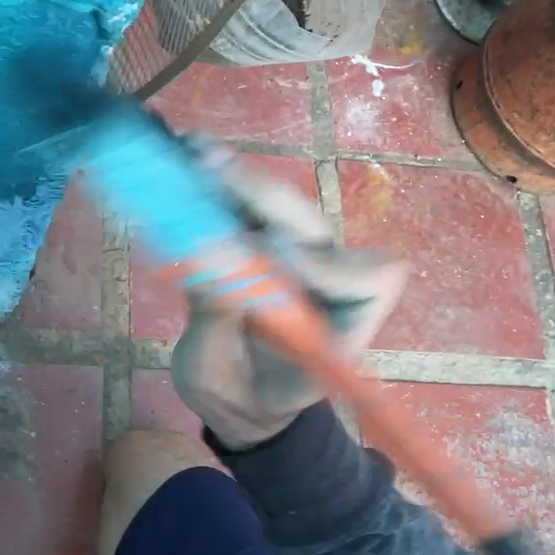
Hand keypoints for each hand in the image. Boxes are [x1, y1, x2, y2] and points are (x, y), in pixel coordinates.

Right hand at [170, 152, 406, 449]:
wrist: (237, 401)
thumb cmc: (239, 400)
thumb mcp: (218, 377)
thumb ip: (216, 323)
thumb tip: (207, 262)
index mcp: (341, 328)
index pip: (366, 279)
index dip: (320, 263)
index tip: (270, 252)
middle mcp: (326, 284)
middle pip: (311, 227)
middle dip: (262, 198)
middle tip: (211, 170)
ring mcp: (293, 261)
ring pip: (280, 210)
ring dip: (238, 181)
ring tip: (194, 153)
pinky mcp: (259, 248)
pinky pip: (248, 211)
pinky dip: (219, 185)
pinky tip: (188, 158)